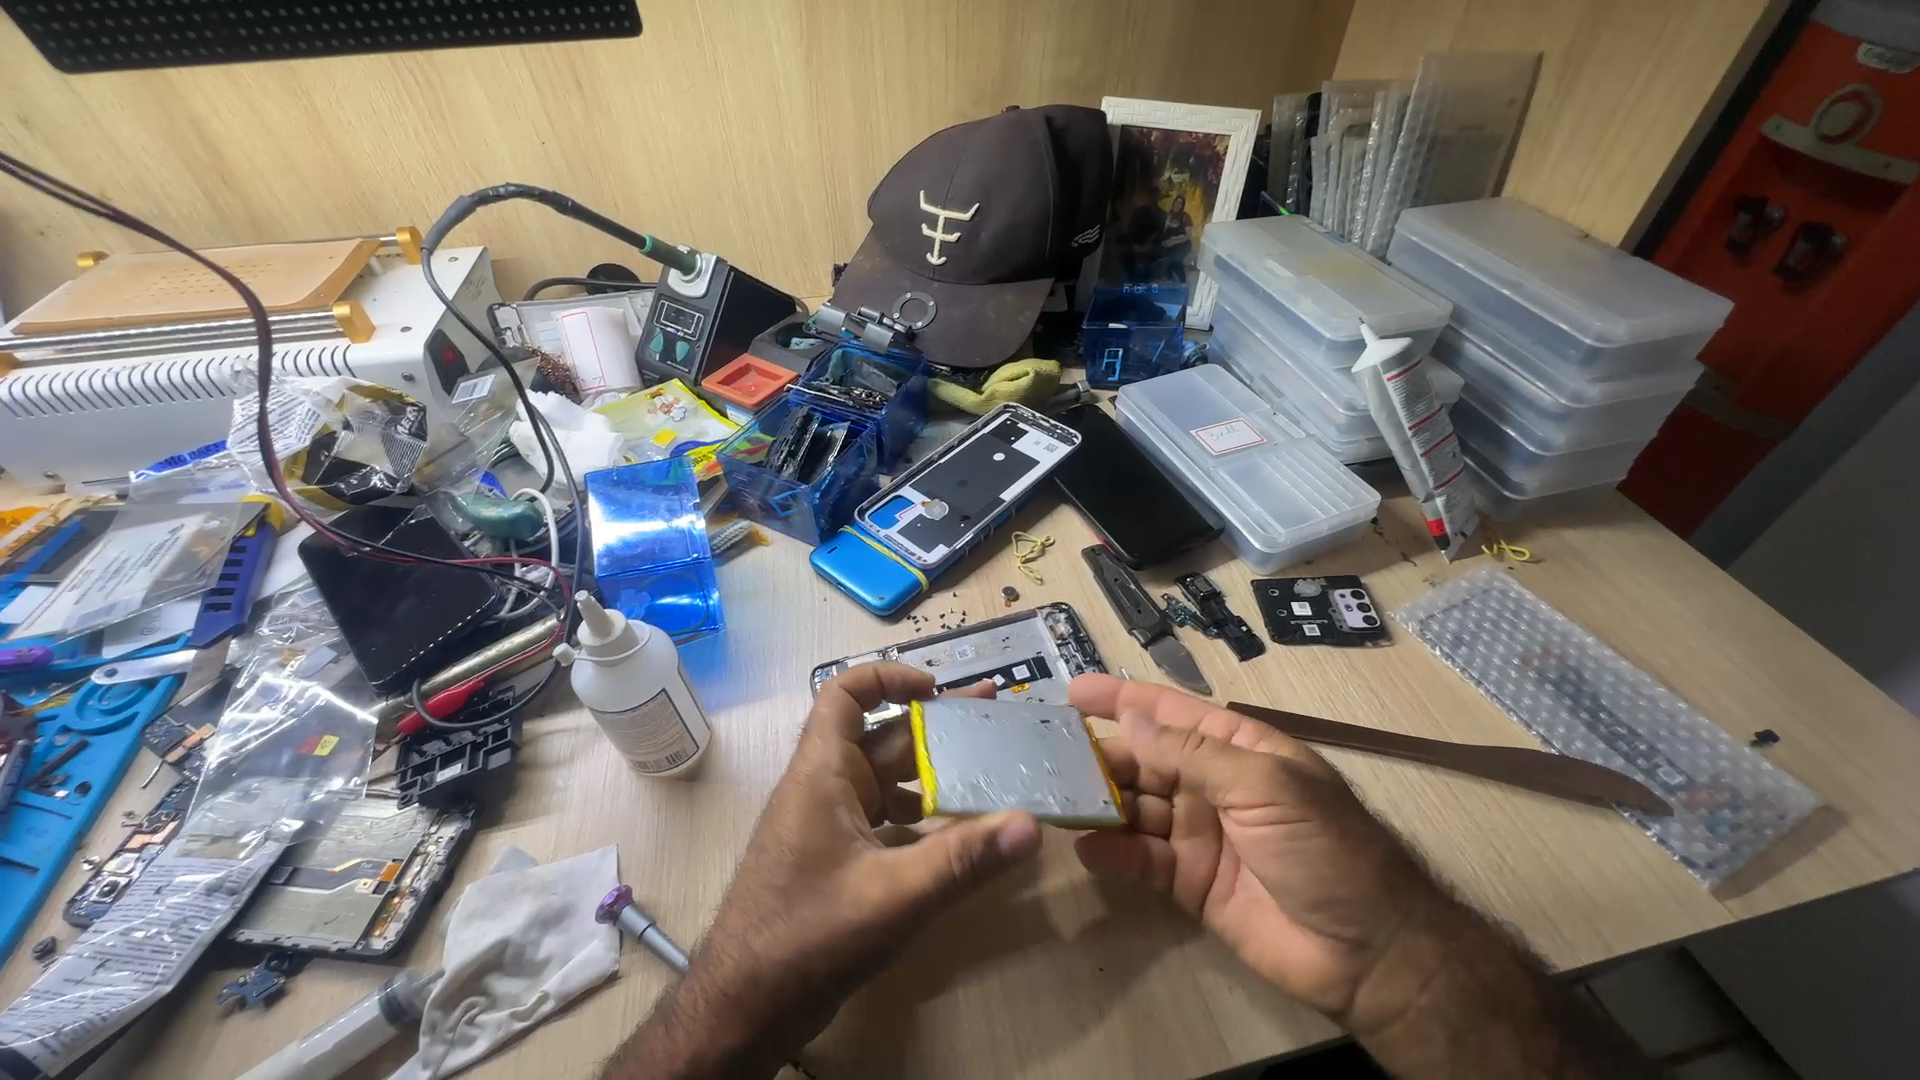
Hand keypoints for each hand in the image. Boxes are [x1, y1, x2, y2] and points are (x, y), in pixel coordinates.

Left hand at [606, 662, 1040, 1078]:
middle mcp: (823, 787)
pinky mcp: (834, 857)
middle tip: (995, 722)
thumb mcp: (894, 896)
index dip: (888, 677)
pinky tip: (951, 834)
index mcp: (823, 773)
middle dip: (937, 728)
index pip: (844, 694)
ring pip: (886, 780)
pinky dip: (918, 815)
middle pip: (882, 737)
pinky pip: (881, 817)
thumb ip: (963, 860)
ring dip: (932, 774)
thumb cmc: (808, 935)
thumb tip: (1029, 825)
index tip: (938, 688)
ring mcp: (827, 824)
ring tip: (989, 776)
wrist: (745, 1006)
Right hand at [1069, 674, 1456, 1032]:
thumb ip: (1192, 752)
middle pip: (1144, 760)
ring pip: (1137, 808)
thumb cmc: (1325, 848)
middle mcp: (1211, 785)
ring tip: (1057, 801)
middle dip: (1101, 756)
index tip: (1073, 691)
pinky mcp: (1189, 882)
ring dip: (1100, 803)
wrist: (1369, 953)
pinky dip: (1114, 853)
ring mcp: (1199, 833)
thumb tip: (1130, 718)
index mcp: (1236, 749)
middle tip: (1049, 758)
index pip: (1170, 711)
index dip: (1123, 698)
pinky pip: (1142, 859)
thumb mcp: (1265, 785)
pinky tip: (1088, 849)